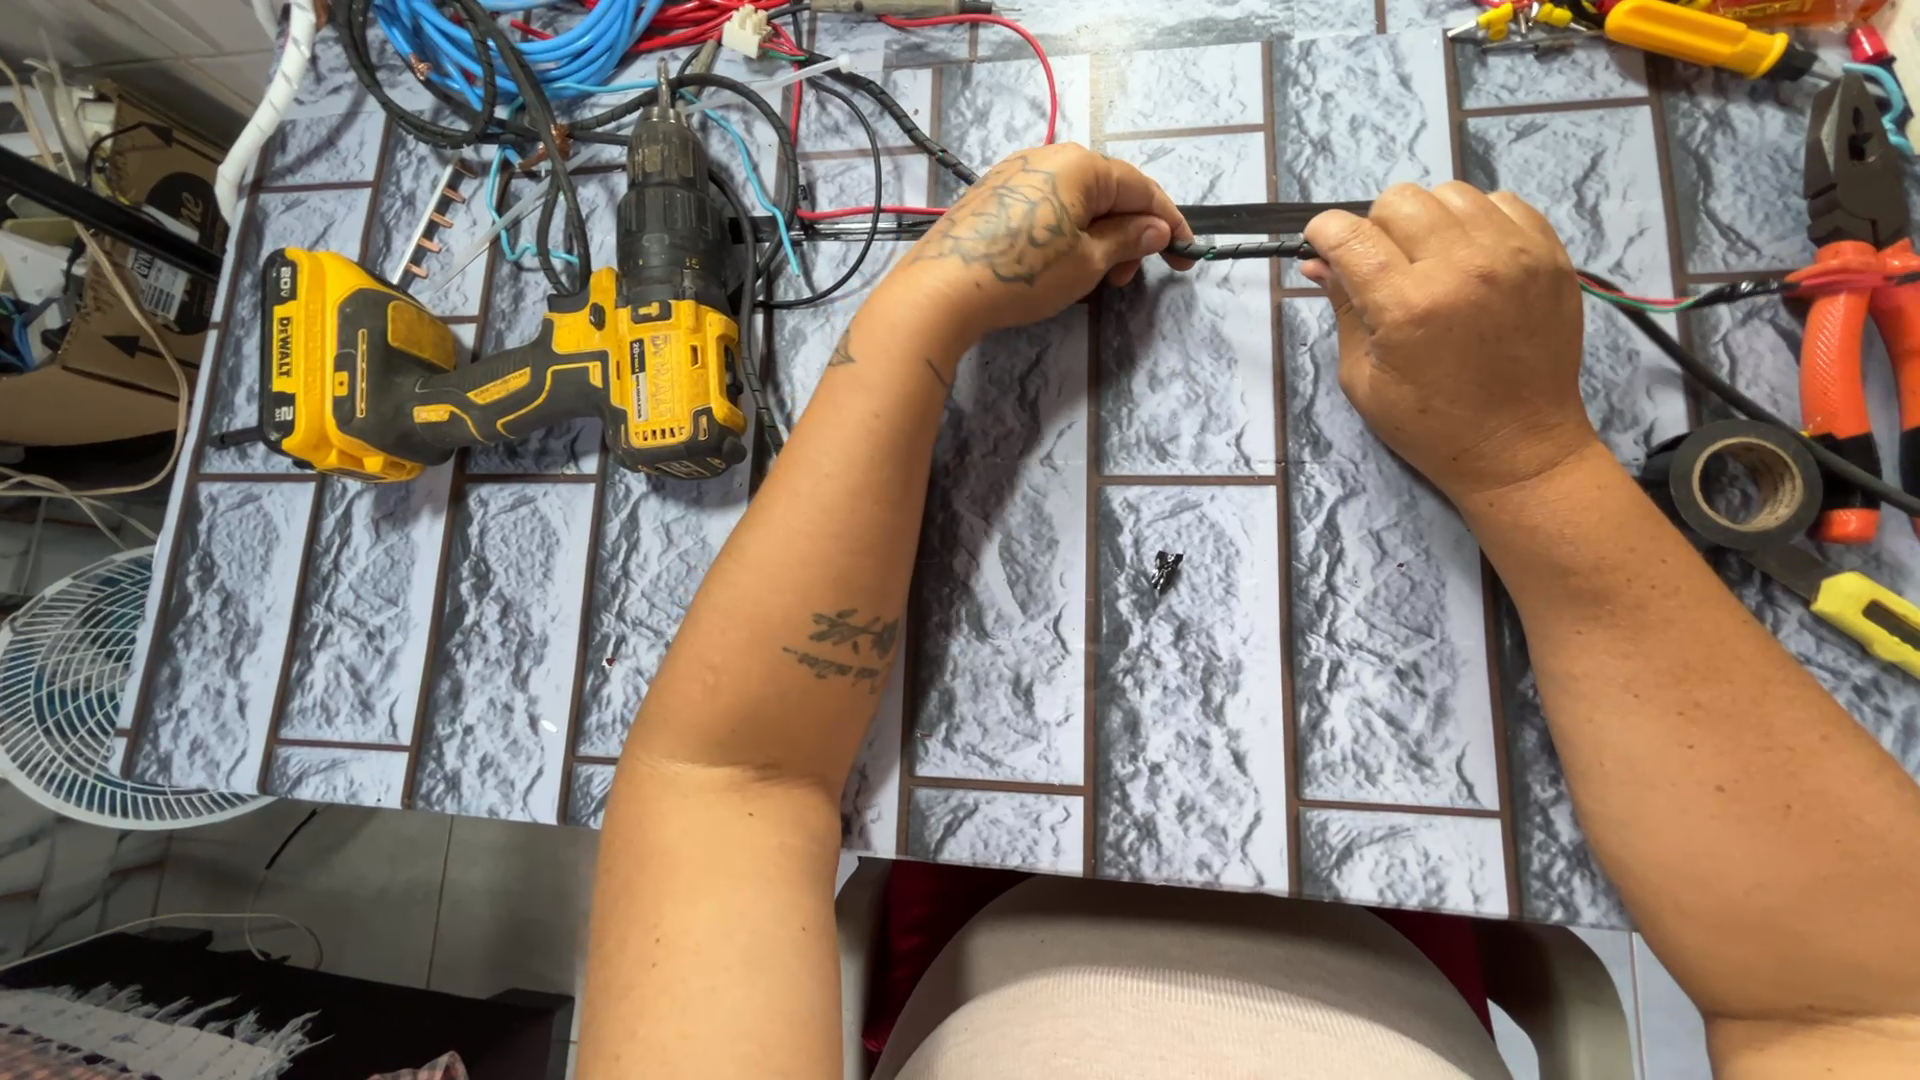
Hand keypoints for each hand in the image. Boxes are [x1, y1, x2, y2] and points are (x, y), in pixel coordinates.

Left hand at [879, 143, 1192, 342]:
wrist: (944, 289)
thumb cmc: (1024, 275)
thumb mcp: (1087, 263)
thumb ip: (1127, 240)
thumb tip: (1156, 228)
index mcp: (1081, 165)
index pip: (1140, 188)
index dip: (1168, 222)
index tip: (1186, 252)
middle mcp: (1048, 157)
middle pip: (1107, 192)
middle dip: (1127, 234)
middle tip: (1126, 280)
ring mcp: (1015, 173)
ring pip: (1075, 202)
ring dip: (1096, 237)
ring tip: (1094, 279)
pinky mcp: (992, 195)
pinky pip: (1045, 207)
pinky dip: (1066, 233)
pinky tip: (1061, 263)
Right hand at [1301, 182, 1598, 500]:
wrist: (1516, 444)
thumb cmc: (1426, 423)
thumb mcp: (1362, 376)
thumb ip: (1344, 309)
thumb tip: (1318, 262)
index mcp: (1407, 307)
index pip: (1352, 236)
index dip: (1324, 231)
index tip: (1319, 242)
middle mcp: (1462, 268)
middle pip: (1400, 201)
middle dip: (1373, 226)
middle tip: (1375, 265)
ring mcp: (1513, 256)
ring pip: (1450, 194)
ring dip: (1423, 219)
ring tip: (1423, 260)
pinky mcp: (1548, 256)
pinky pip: (1501, 203)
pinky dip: (1472, 220)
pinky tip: (1464, 258)